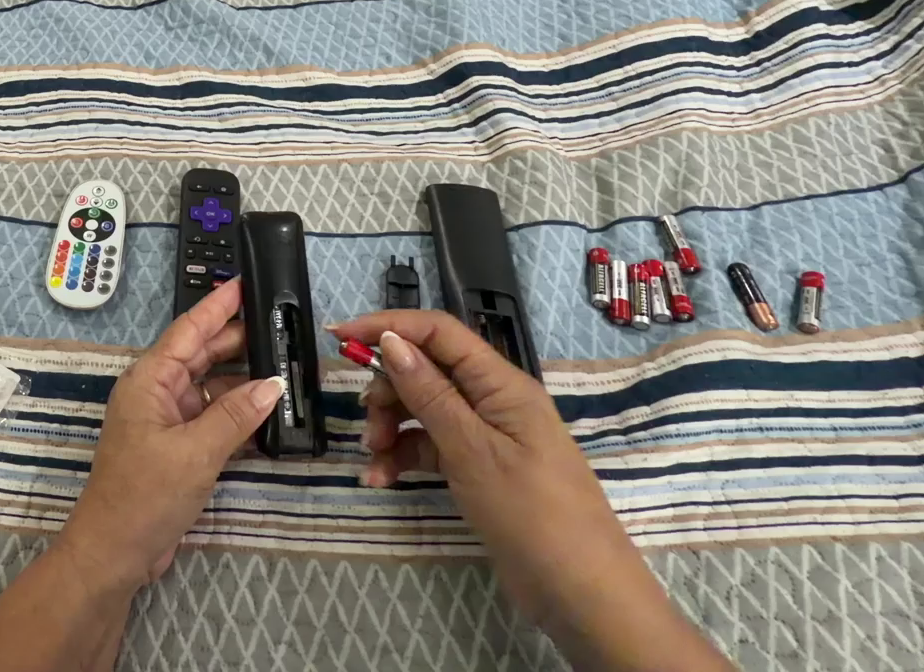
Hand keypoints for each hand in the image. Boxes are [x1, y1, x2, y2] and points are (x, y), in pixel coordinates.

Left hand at [57, 280, 284, 591]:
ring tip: (282, 364)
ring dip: (240, 378)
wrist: (114, 551)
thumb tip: (272, 384)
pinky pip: (209, 415)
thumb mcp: (195, 453)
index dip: (217, 306)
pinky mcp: (176, 445)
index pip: (188, 330)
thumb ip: (234, 416)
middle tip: (279, 325)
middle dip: (237, 339)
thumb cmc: (145, 494)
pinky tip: (264, 408)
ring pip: (208, 385)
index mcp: (149, 380)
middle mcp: (156, 391)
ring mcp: (166, 418)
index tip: (244, 283)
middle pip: (200, 354)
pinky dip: (235, 410)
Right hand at [331, 310, 733, 671]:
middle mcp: (492, 399)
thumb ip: (428, 392)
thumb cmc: (533, 515)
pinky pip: (428, 443)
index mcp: (500, 383)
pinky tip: (382, 478)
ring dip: (389, 426)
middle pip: (424, 369)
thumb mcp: (471, 450)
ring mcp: (484, 433)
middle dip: (386, 389)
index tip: (339, 337)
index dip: (387, 325)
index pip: (437, 331)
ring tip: (374, 459)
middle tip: (366, 422)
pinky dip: (402, 455)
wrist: (584, 599)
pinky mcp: (477, 464)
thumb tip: (389, 339)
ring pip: (421, 406)